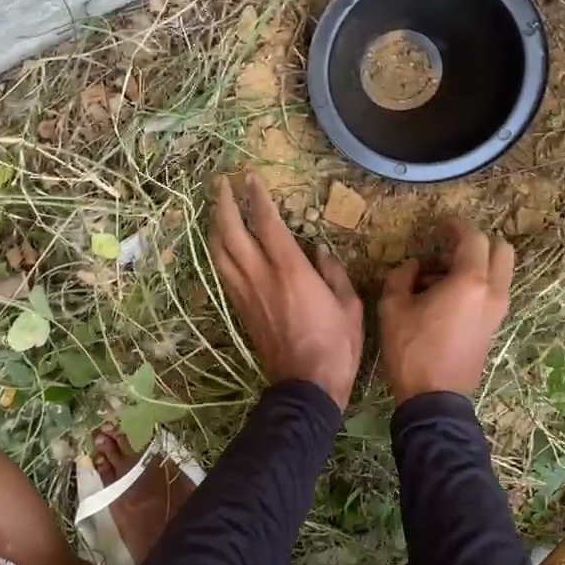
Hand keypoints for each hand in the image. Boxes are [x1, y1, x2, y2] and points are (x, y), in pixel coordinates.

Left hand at [208, 173, 363, 408]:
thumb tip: (320, 251)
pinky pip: (223, 271)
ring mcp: (246, 292)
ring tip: (217, 207)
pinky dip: (219, 251)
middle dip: (225, 203)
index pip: (267, 223)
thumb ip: (334, 273)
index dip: (257, 197)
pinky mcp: (239, 308)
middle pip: (232, 232)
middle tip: (222, 183)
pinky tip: (221, 244)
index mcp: (290, 270)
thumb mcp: (349, 305)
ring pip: (220, 251)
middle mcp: (261, 276)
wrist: (306, 386)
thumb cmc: (336, 346)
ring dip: (216, 225)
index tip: (251, 177)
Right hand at [378, 220, 514, 401]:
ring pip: (497, 272)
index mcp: (470, 282)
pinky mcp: (493, 327)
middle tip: (446, 248)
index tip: (439, 226)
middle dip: (475, 243)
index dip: (456, 226)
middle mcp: (492, 292)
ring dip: (473, 265)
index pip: (473, 238)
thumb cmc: (411, 348)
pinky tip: (442, 297)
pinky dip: (473, 284)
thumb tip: (414, 267)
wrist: (433, 397)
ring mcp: (497, 311)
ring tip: (436, 277)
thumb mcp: (393, 306)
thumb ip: (402, 276)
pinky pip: (491, 292)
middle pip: (500, 251)